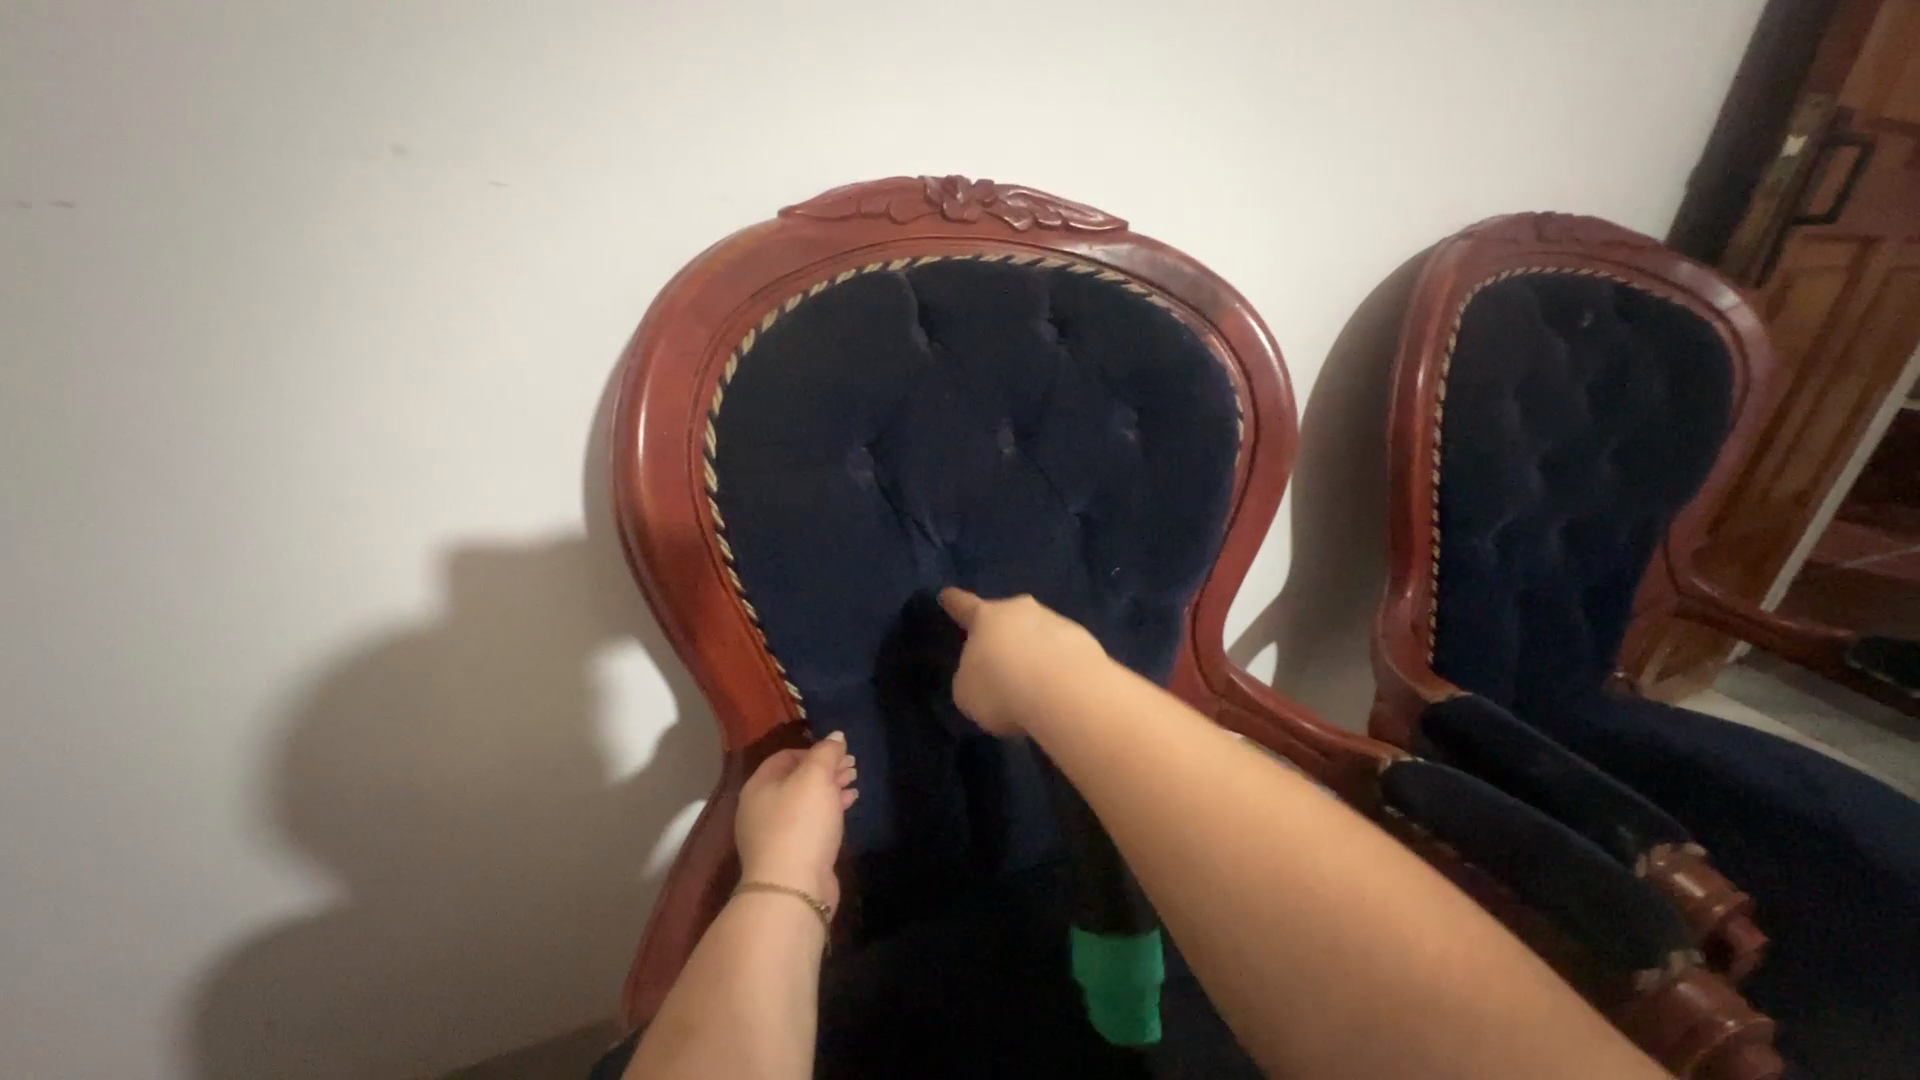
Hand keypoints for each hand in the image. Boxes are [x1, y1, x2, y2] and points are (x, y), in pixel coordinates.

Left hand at [735, 732, 857, 912]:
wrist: (793, 888)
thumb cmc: (801, 823)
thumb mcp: (815, 777)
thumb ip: (826, 752)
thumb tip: (836, 736)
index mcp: (759, 785)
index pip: (786, 756)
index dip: (814, 750)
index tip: (839, 753)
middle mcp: (761, 808)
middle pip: (796, 778)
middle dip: (825, 769)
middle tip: (853, 766)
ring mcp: (774, 834)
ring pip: (806, 802)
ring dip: (830, 789)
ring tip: (854, 784)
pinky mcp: (791, 854)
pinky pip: (811, 823)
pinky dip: (829, 811)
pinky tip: (848, 805)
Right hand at [938, 588, 1111, 735]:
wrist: (1066, 691)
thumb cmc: (1001, 687)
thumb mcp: (967, 691)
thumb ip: (971, 678)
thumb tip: (986, 674)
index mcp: (986, 617)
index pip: (964, 606)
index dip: (954, 602)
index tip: (947, 594)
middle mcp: (1022, 611)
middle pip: (1008, 618)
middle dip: (1003, 633)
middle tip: (999, 657)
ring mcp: (1057, 622)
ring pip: (1038, 634)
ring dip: (1033, 652)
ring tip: (1031, 685)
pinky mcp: (1086, 642)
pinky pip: (1063, 653)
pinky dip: (1057, 667)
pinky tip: (1056, 691)